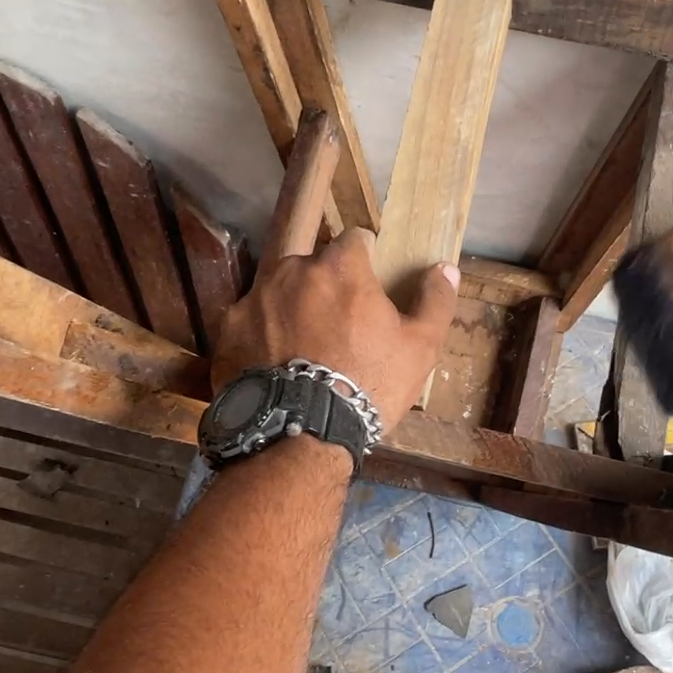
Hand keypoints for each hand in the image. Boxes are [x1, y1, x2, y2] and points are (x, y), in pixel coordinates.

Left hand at [211, 227, 458, 434]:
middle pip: (312, 264)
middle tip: (338, 326)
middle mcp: (292, 270)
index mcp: (340, 267)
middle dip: (325, 285)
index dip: (366, 261)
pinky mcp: (226, 330)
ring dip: (291, 307)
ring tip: (304, 348)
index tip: (369, 288)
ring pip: (278, 291)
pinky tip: (275, 365)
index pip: (355, 239)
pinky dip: (261, 336)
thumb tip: (445, 268)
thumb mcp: (420, 349)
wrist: (301, 433)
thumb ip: (436, 302)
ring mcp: (254, 298)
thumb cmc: (369, 386)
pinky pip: (249, 322)